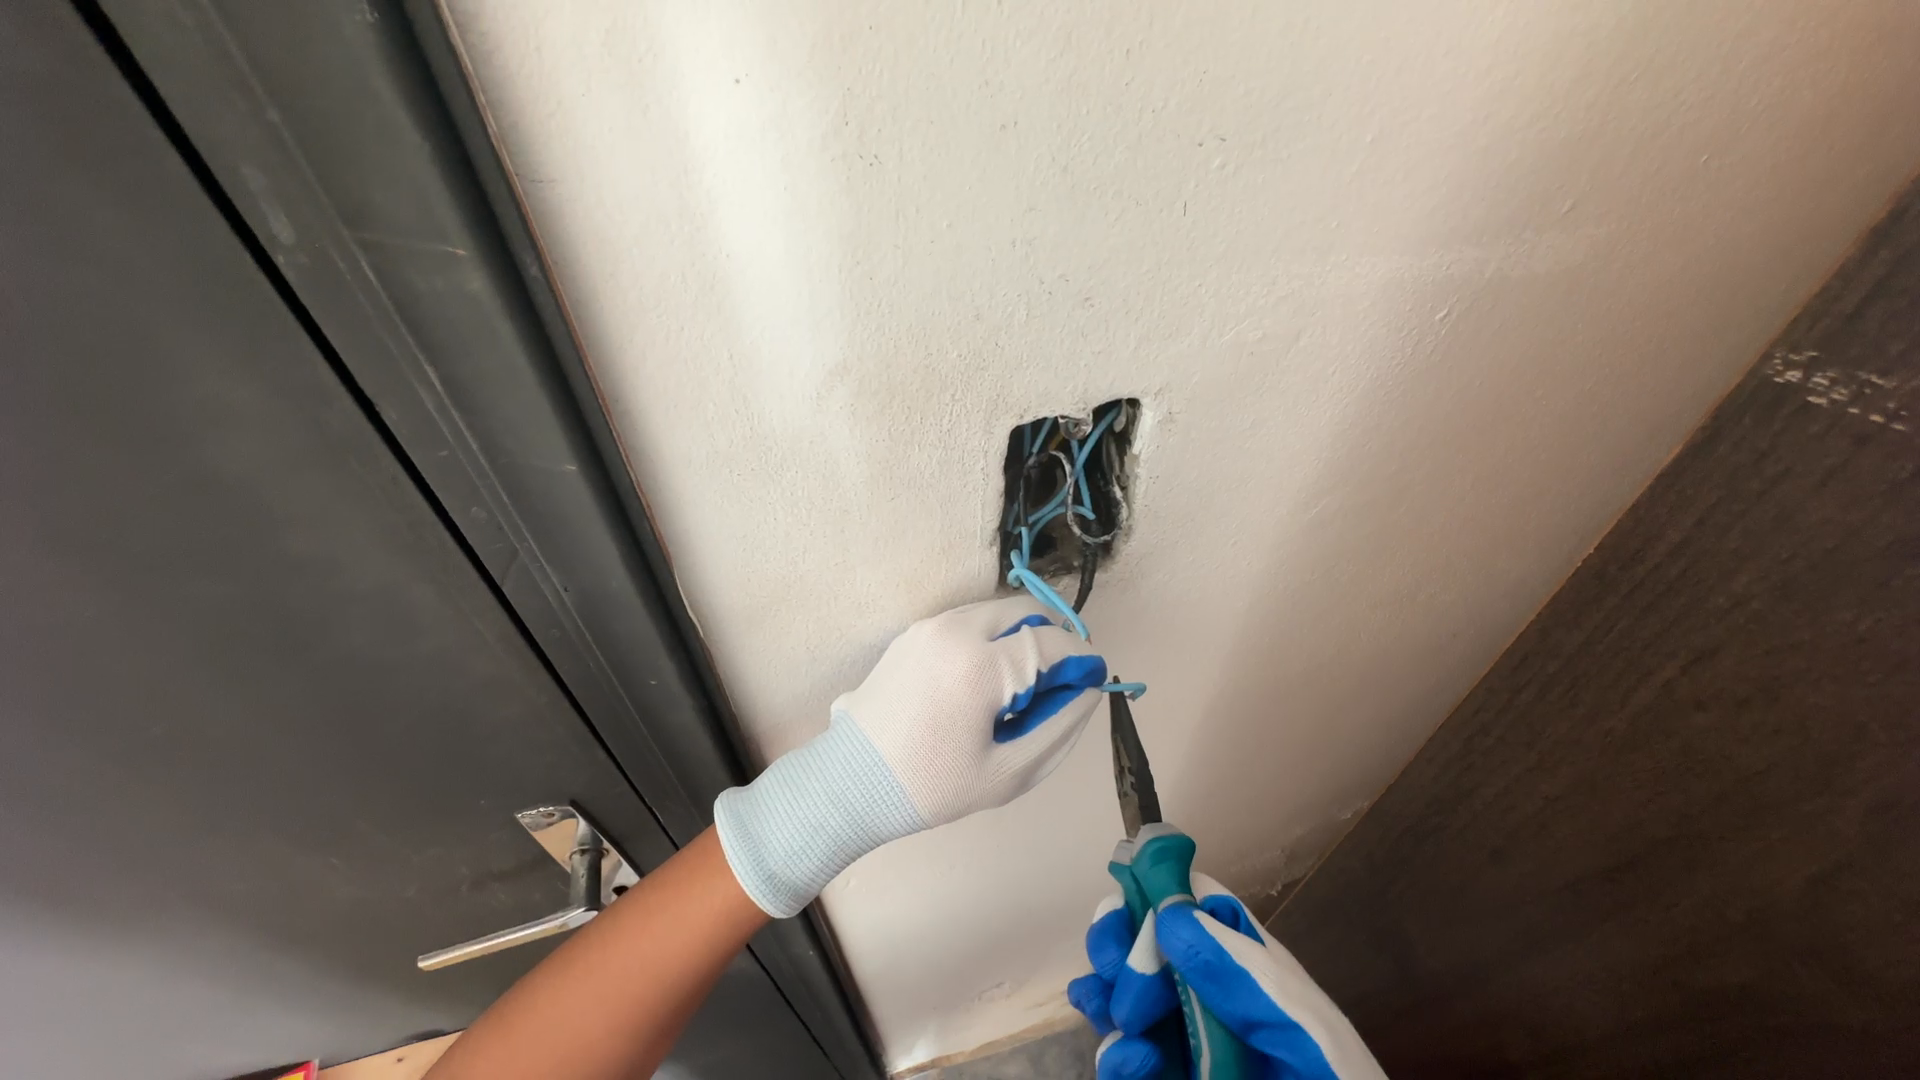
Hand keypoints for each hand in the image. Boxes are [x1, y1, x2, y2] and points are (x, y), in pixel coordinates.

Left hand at [715, 595, 1108, 916]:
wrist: (850, 782)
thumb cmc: (932, 786)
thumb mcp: (1009, 771)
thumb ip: (1060, 725)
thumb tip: (1088, 687)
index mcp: (980, 665)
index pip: (1052, 641)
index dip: (1082, 658)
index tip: (1092, 679)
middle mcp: (954, 630)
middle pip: (1025, 610)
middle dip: (1051, 638)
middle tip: (1054, 682)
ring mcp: (927, 627)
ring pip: (994, 612)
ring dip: (1018, 636)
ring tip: (1015, 687)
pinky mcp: (911, 633)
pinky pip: (966, 621)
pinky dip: (988, 638)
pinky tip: (981, 682)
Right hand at [1068, 830, 1386, 1079]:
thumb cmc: (1332, 1075)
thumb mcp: (1298, 1018)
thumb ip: (1240, 969)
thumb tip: (1171, 913)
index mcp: (1239, 957)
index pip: (1184, 899)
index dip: (1149, 889)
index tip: (1127, 907)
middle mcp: (1200, 987)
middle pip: (1136, 937)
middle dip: (1115, 943)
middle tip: (1113, 971)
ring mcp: (1179, 1035)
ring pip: (1115, 992)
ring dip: (1105, 995)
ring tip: (1123, 1021)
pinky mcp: (1162, 1076)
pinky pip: (1120, 1056)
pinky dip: (1116, 1055)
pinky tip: (1134, 1060)